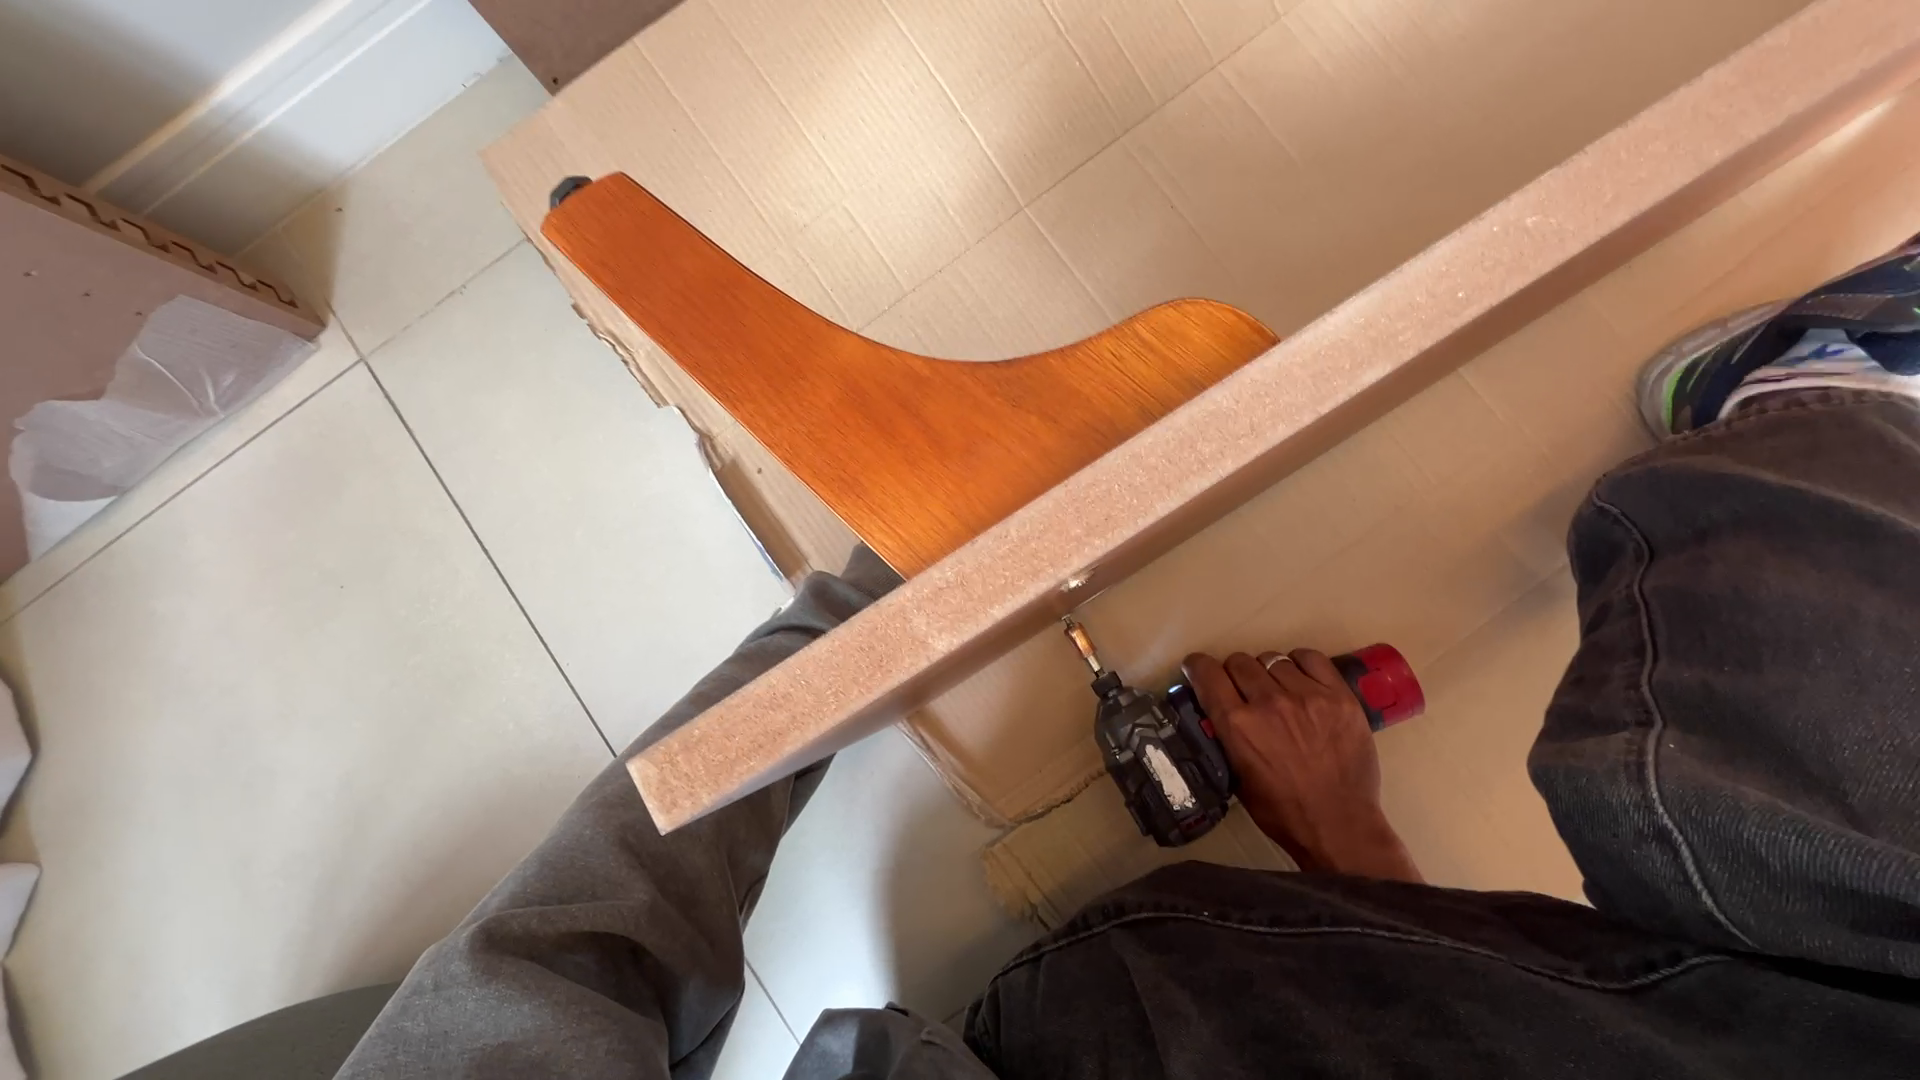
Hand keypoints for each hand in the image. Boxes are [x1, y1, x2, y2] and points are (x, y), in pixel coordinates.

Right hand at [1182, 648, 1421, 882]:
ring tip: (1278, 692)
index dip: (1198, 667)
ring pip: (1273, 659)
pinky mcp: (1340, 697)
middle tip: (1243, 691)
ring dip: (1269, 673)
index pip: (1206, 672)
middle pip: (1239, 661)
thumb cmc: (1281, 809)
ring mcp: (1308, 697)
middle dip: (1234, 674)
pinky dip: (1300, 665)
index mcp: (1237, 725)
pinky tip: (1301, 681)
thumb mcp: (1236, 775)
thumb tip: (1217, 711)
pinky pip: (1312, 659)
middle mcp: (1268, 703)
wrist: (1339, 825)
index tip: (1199, 670)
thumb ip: (1225, 736)